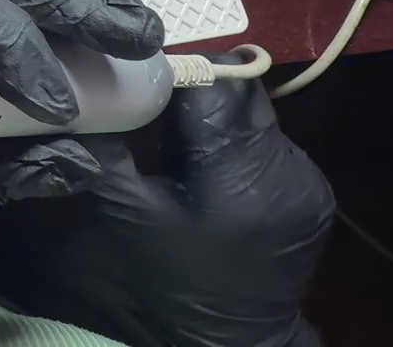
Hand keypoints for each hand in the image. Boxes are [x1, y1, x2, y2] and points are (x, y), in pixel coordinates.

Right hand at [0, 75, 335, 346]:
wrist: (230, 341)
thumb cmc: (168, 276)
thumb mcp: (120, 204)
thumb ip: (103, 138)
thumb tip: (80, 81)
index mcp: (239, 175)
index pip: (213, 84)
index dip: (171, 71)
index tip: (133, 78)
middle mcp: (287, 170)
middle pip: (237, 92)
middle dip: (192, 86)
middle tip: (147, 99)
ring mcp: (308, 181)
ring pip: (251, 110)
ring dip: (212, 108)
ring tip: (172, 130)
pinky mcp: (312, 191)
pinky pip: (264, 135)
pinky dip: (231, 132)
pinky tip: (205, 156)